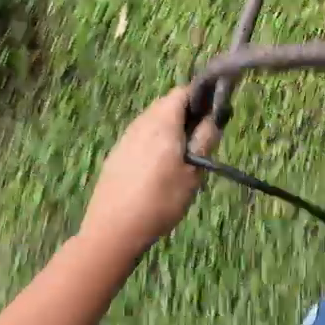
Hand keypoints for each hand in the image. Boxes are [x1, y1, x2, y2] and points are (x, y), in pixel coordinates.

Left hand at [78, 87, 217, 258]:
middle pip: (166, 105)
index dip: (200, 98)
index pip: (182, 92)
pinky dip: (152, 142)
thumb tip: (213, 117)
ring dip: (168, 128)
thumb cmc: (160, 201)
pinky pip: (139, 137)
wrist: (111, 233)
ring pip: (152, 121)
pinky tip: (155, 169)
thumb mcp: (193, 173)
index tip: (211, 117)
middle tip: (198, 139)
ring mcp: (125, 139)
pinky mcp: (115, 156)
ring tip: (179, 156)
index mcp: (162, 122)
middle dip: (185, 114)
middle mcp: (141, 123)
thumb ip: (205, 140)